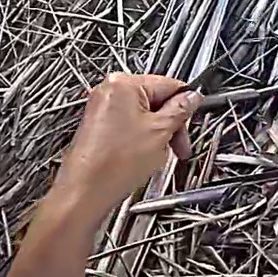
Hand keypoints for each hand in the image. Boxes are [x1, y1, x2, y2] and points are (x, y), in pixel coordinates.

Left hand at [52, 73, 201, 206]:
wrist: (85, 192)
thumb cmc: (112, 164)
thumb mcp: (160, 132)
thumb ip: (181, 110)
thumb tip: (192, 97)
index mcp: (123, 84)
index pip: (168, 84)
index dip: (185, 104)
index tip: (192, 119)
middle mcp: (109, 91)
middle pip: (156, 100)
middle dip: (171, 123)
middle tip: (178, 144)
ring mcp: (102, 109)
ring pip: (144, 115)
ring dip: (158, 133)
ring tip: (157, 154)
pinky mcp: (99, 127)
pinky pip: (130, 126)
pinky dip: (141, 140)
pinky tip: (142, 157)